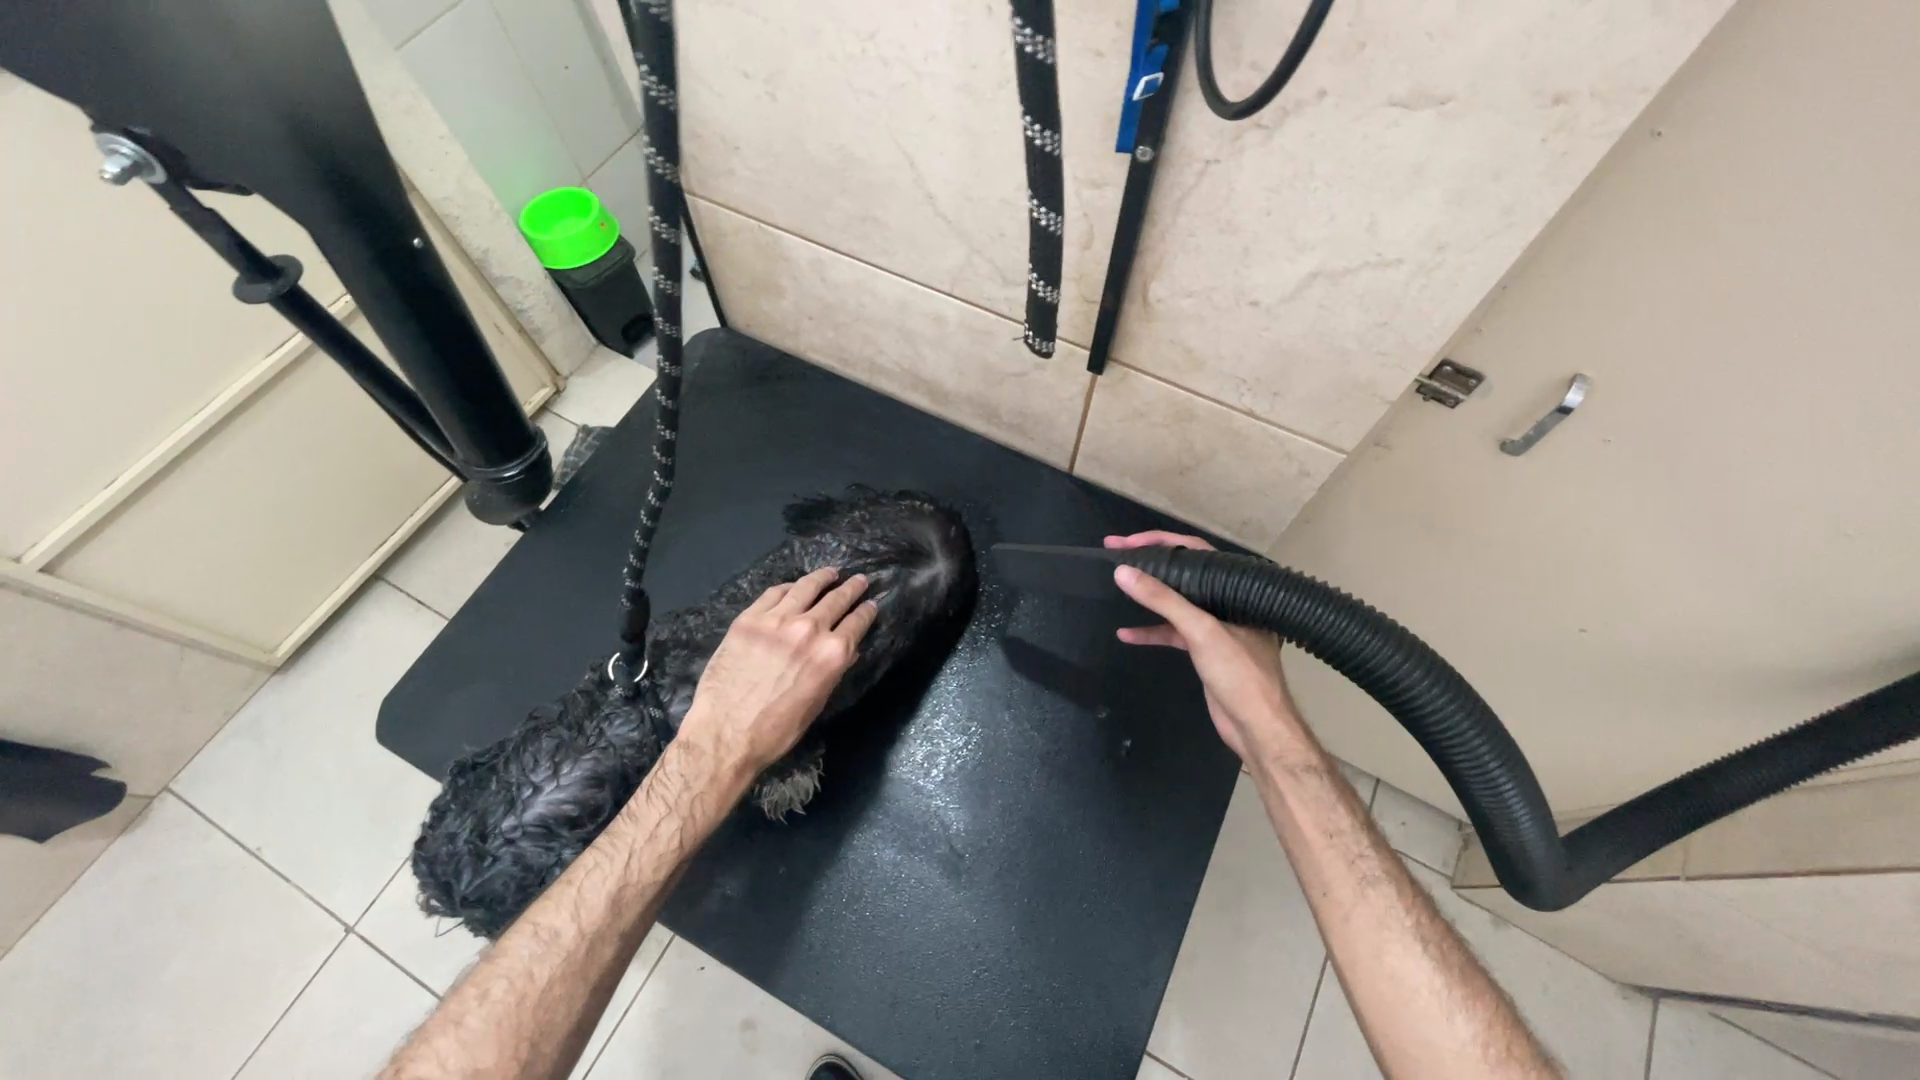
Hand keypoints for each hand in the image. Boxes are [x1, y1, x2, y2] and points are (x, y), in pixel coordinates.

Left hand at [676, 568, 879, 778]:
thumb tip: (847, 651)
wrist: (726, 734)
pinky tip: (793, 586)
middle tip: (859, 579)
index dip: (867, 611)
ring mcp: (777, 620)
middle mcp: (809, 629)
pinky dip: (789, 587)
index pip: (857, 622)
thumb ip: (833, 671)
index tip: (871, 604)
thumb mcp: (817, 702)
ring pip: (806, 588)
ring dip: (822, 577)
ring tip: (830, 572)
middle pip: (836, 599)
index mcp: (832, 654)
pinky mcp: (749, 619)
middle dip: (851, 588)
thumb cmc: (777, 730)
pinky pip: (774, 593)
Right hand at [1106, 532, 1302, 761]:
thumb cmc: (1239, 673)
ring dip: (1147, 597)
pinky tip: (1126, 634)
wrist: (1258, 727)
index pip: (1194, 550)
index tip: (1124, 542)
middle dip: (1148, 565)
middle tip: (1114, 553)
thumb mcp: (1201, 631)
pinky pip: (1173, 632)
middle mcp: (1227, 601)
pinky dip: (1151, 631)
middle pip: (1183, 574)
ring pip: (1176, 602)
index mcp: (1236, 587)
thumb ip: (1163, 600)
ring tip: (1115, 585)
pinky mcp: (1205, 649)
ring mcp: (1216, 625)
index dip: (1158, 542)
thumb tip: (1123, 571)